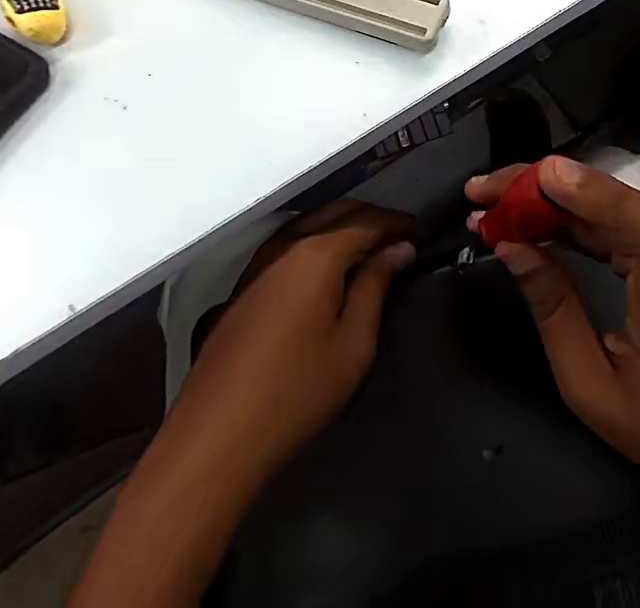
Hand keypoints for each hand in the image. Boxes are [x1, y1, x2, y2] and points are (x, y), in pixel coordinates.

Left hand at [162, 201, 415, 483]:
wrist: (221, 427)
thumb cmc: (298, 389)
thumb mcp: (353, 342)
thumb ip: (375, 286)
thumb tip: (398, 249)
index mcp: (316, 254)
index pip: (365, 221)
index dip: (395, 222)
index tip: (418, 232)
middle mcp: (284, 245)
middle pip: (334, 212)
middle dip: (370, 218)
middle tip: (400, 238)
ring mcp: (259, 261)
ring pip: (308, 223)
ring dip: (342, 227)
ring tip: (371, 249)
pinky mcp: (245, 282)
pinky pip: (289, 244)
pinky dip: (316, 242)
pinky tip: (329, 266)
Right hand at [467, 157, 639, 490]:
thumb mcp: (590, 387)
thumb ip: (553, 311)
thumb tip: (511, 247)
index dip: (601, 198)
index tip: (545, 177)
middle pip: (615, 203)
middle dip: (543, 187)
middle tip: (481, 190)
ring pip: (602, 204)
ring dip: (541, 195)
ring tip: (486, 200)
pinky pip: (601, 219)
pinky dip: (556, 212)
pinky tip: (519, 216)